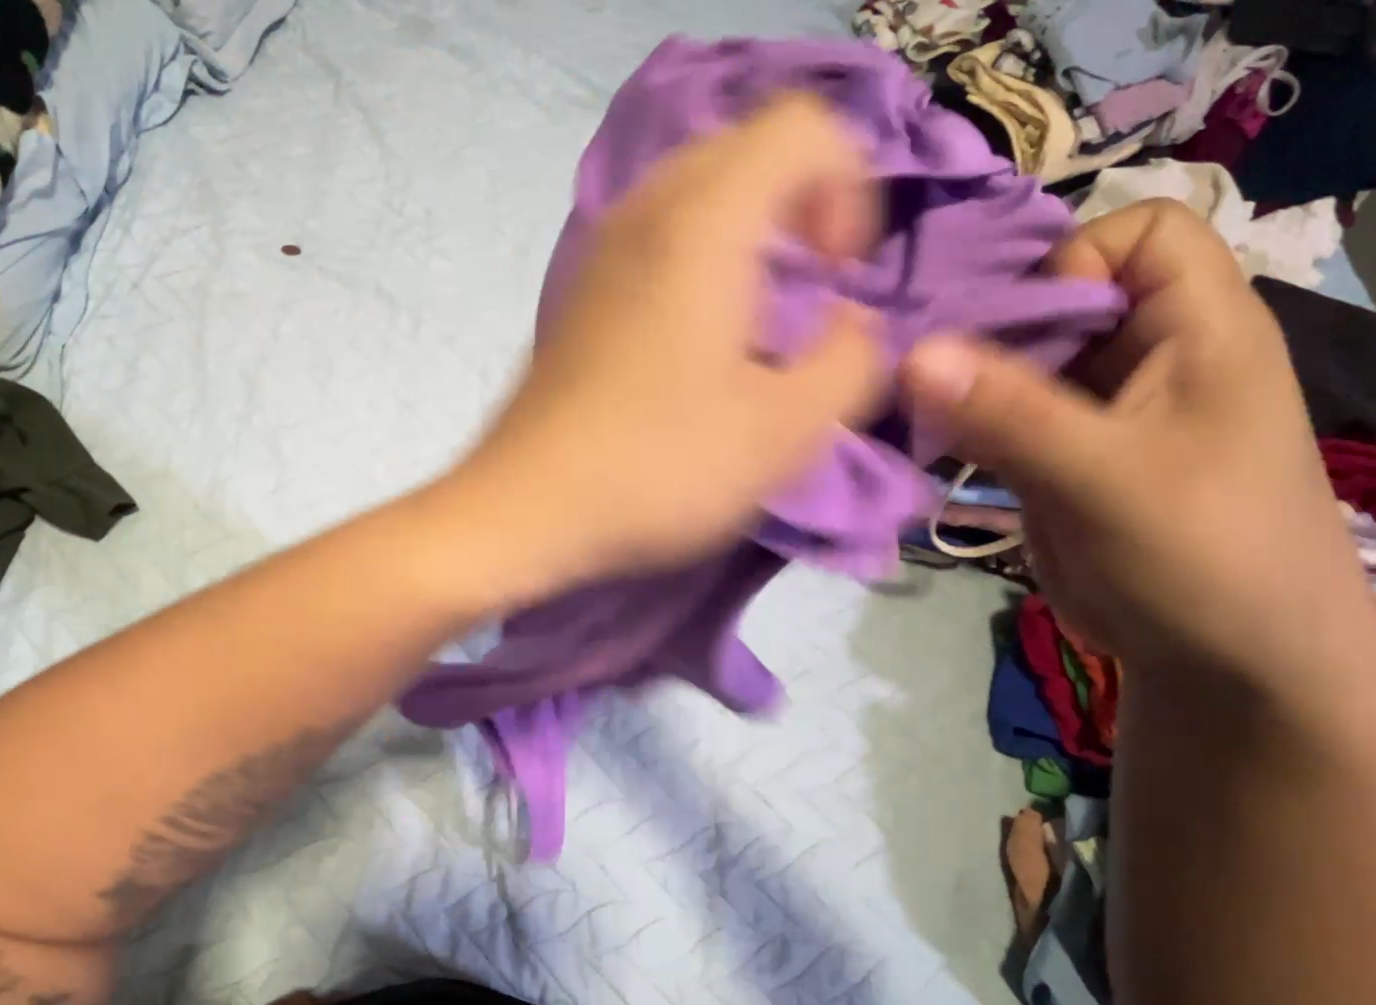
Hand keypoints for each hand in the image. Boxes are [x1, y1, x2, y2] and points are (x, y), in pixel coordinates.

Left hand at [441, 95, 888, 600]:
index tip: (836, 277)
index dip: (848, 187)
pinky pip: (653, 239)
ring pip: (694, 195)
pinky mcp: (576, 296)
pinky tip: (696, 343)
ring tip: (755, 325)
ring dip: (746, 238)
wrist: (524, 509)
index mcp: (702, 223)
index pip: (800, 124)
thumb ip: (852, 356)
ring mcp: (598, 253)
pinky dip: (695, 263)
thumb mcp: (786, 430)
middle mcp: (642, 214)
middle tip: (806, 296)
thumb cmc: (656, 468)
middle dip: (800, 206)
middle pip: (745, 150)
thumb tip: (848, 320)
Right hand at [902, 199, 1375, 693]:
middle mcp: (1145, 356)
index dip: (1075, 261)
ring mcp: (1095, 408)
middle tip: (914, 362)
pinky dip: (953, 421)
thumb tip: (910, 351)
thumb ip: (1011, 411)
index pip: (1141, 232)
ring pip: (1016, 356)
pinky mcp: (1054, 454)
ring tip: (901, 403)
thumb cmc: (1203, 556)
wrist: (1224, 663)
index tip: (1019, 328)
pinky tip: (915, 440)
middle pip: (1057, 293)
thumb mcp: (1108, 477)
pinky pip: (994, 412)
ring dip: (957, 376)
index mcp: (1198, 331)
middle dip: (985, 321)